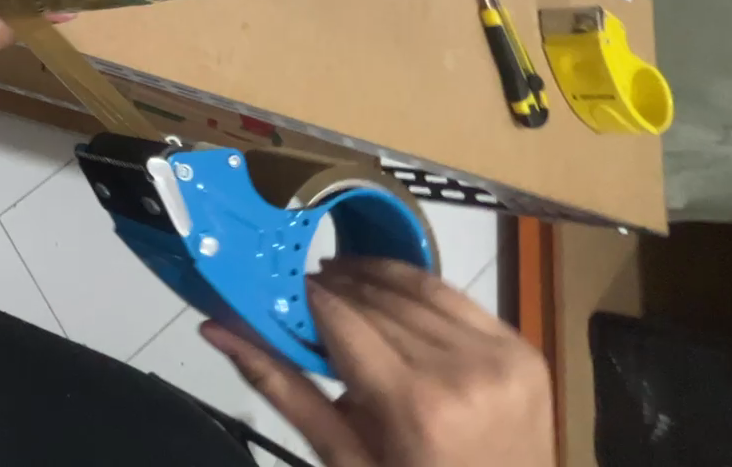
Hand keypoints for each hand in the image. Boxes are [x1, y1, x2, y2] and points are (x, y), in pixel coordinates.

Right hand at [201, 258, 552, 466]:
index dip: (297, 295)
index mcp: (414, 403)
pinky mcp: (520, 349)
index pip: (336, 313)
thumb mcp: (341, 455)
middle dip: (326, 292)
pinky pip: (445, 291)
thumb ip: (279, 384)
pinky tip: (375, 286)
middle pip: (367, 299)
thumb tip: (212, 327)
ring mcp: (498, 358)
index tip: (270, 292)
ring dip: (360, 283)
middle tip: (298, 302)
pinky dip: (404, 281)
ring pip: (401, 289)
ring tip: (332, 293)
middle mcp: (460, 371)